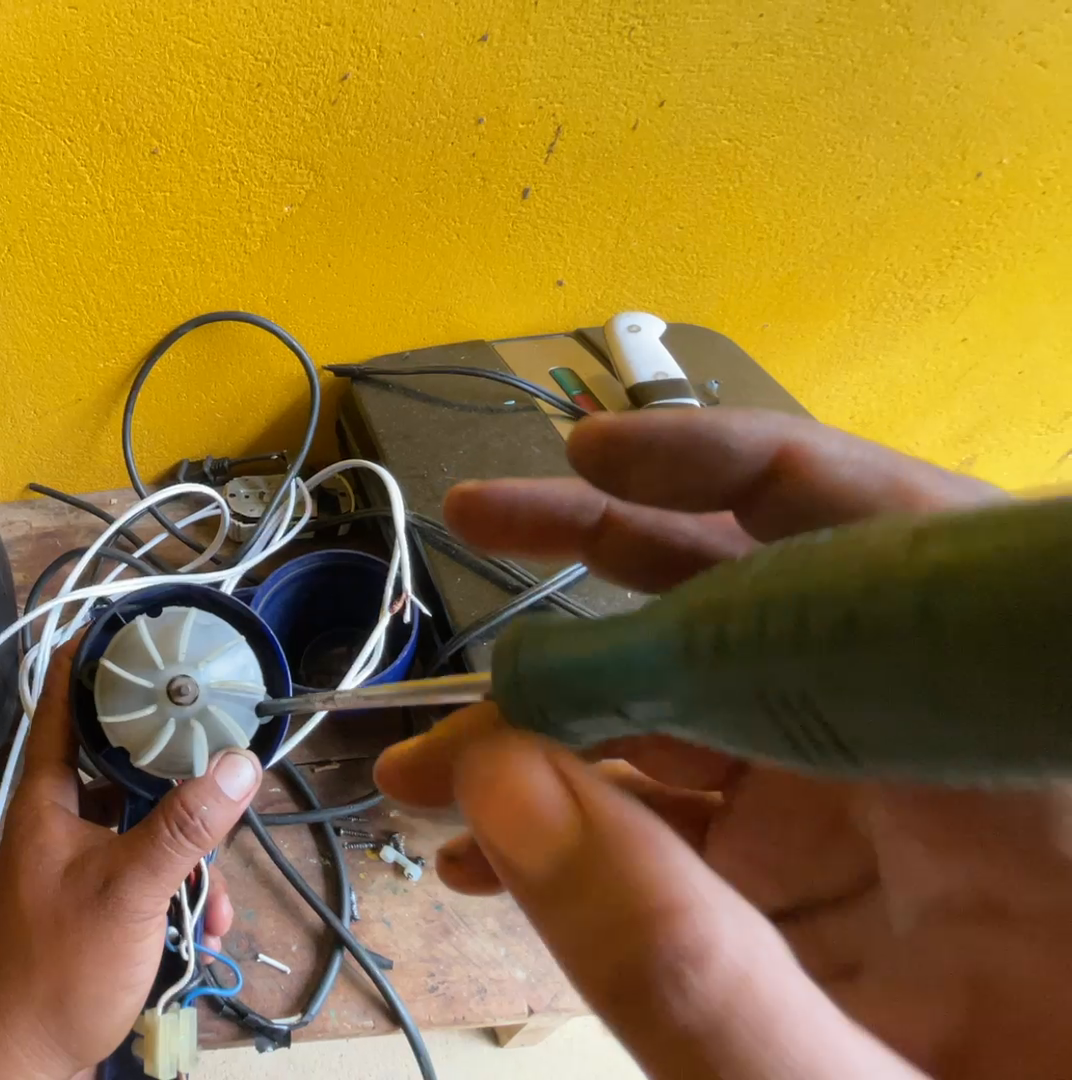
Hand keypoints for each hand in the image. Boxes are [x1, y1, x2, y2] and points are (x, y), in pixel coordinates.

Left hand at [0, 640, 264, 1079]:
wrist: (30, 1061)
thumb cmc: (63, 966)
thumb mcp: (131, 890)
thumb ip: (184, 827)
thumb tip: (239, 762)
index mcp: (45, 795)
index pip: (60, 703)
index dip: (85, 657)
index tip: (124, 623)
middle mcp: (59, 814)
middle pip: (115, 755)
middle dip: (167, 757)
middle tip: (210, 731)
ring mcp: (77, 853)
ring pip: (139, 815)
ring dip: (185, 841)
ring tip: (215, 876)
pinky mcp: (97, 888)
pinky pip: (144, 861)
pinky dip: (178, 882)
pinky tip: (207, 919)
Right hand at [377, 408, 1071, 1078]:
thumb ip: (687, 963)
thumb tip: (494, 782)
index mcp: (1022, 785)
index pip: (893, 554)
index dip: (734, 473)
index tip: (587, 453)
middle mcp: (943, 776)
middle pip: (758, 608)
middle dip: (593, 563)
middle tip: (470, 521)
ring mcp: (866, 835)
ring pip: (680, 715)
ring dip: (536, 731)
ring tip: (418, 772)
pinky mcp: (806, 888)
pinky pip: (666, 814)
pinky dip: (564, 822)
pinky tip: (479, 862)